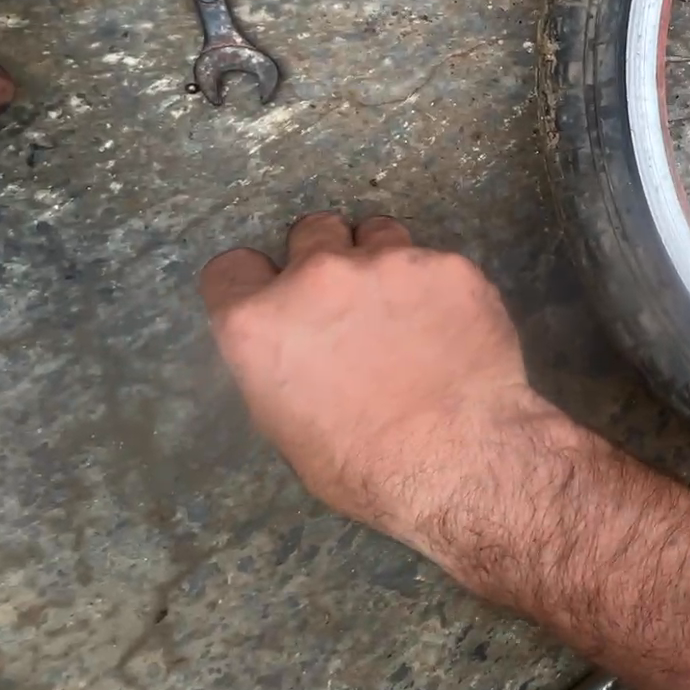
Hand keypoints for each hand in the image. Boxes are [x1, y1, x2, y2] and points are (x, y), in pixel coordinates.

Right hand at [199, 213, 565, 547]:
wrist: (454, 450)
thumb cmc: (359, 458)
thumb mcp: (283, 415)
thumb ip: (282, 354)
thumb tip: (300, 336)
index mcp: (258, 319)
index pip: (234, 268)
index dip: (257, 282)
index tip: (279, 294)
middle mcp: (319, 275)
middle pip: (315, 231)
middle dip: (330, 254)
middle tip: (356, 294)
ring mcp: (392, 262)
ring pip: (382, 232)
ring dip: (389, 258)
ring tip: (410, 302)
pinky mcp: (452, 265)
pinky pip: (439, 261)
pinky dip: (443, 283)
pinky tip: (455, 321)